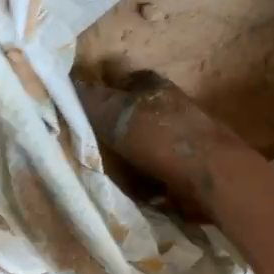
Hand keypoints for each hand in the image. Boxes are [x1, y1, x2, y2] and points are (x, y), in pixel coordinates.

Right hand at [76, 71, 251, 220]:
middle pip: (128, 116)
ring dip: (125, 159)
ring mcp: (179, 136)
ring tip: (106, 174)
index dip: (98, 96)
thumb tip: (63, 82)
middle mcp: (167, 105)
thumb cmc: (160, 138)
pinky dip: (142, 180)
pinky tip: (131, 190)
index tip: (80, 117)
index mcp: (152, 85)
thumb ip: (90, 100)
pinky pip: (153, 169)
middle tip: (88, 149)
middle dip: (110, 132)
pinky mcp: (186, 164)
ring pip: (139, 144)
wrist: (210, 177)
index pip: (118, 83)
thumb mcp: (116, 114)